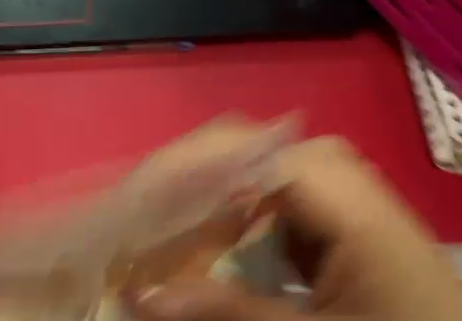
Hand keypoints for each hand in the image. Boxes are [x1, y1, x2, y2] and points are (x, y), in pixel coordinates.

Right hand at [125, 137, 461, 320]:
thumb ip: (228, 312)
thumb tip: (140, 297)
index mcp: (330, 184)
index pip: (229, 155)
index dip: (169, 182)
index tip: (122, 216)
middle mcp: (330, 167)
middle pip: (231, 158)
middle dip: (178, 196)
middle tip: (132, 236)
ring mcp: (336, 188)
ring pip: (246, 180)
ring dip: (202, 214)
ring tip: (157, 247)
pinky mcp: (339, 217)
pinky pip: (270, 205)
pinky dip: (235, 231)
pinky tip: (209, 259)